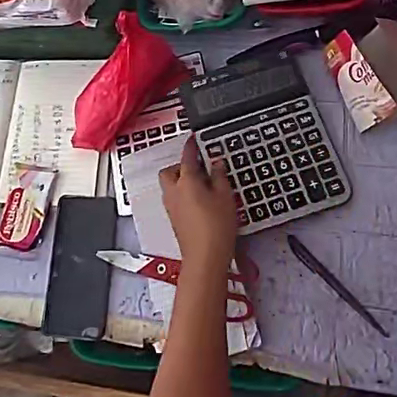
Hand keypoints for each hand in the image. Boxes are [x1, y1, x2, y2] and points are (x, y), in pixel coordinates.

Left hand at [160, 136, 236, 270]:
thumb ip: (219, 176)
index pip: (187, 156)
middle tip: (199, 166)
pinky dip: (183, 194)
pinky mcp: (174, 219)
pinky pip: (175, 198)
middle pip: (170, 171)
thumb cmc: (215, 228)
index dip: (191, 146)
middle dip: (181, 166)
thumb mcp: (225, 196)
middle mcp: (174, 192)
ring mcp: (172, 206)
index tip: (194, 140)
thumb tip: (216, 165)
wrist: (205, 257)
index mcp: (186, 181)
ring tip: (202, 183)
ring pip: (170, 185)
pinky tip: (200, 200)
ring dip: (181, 180)